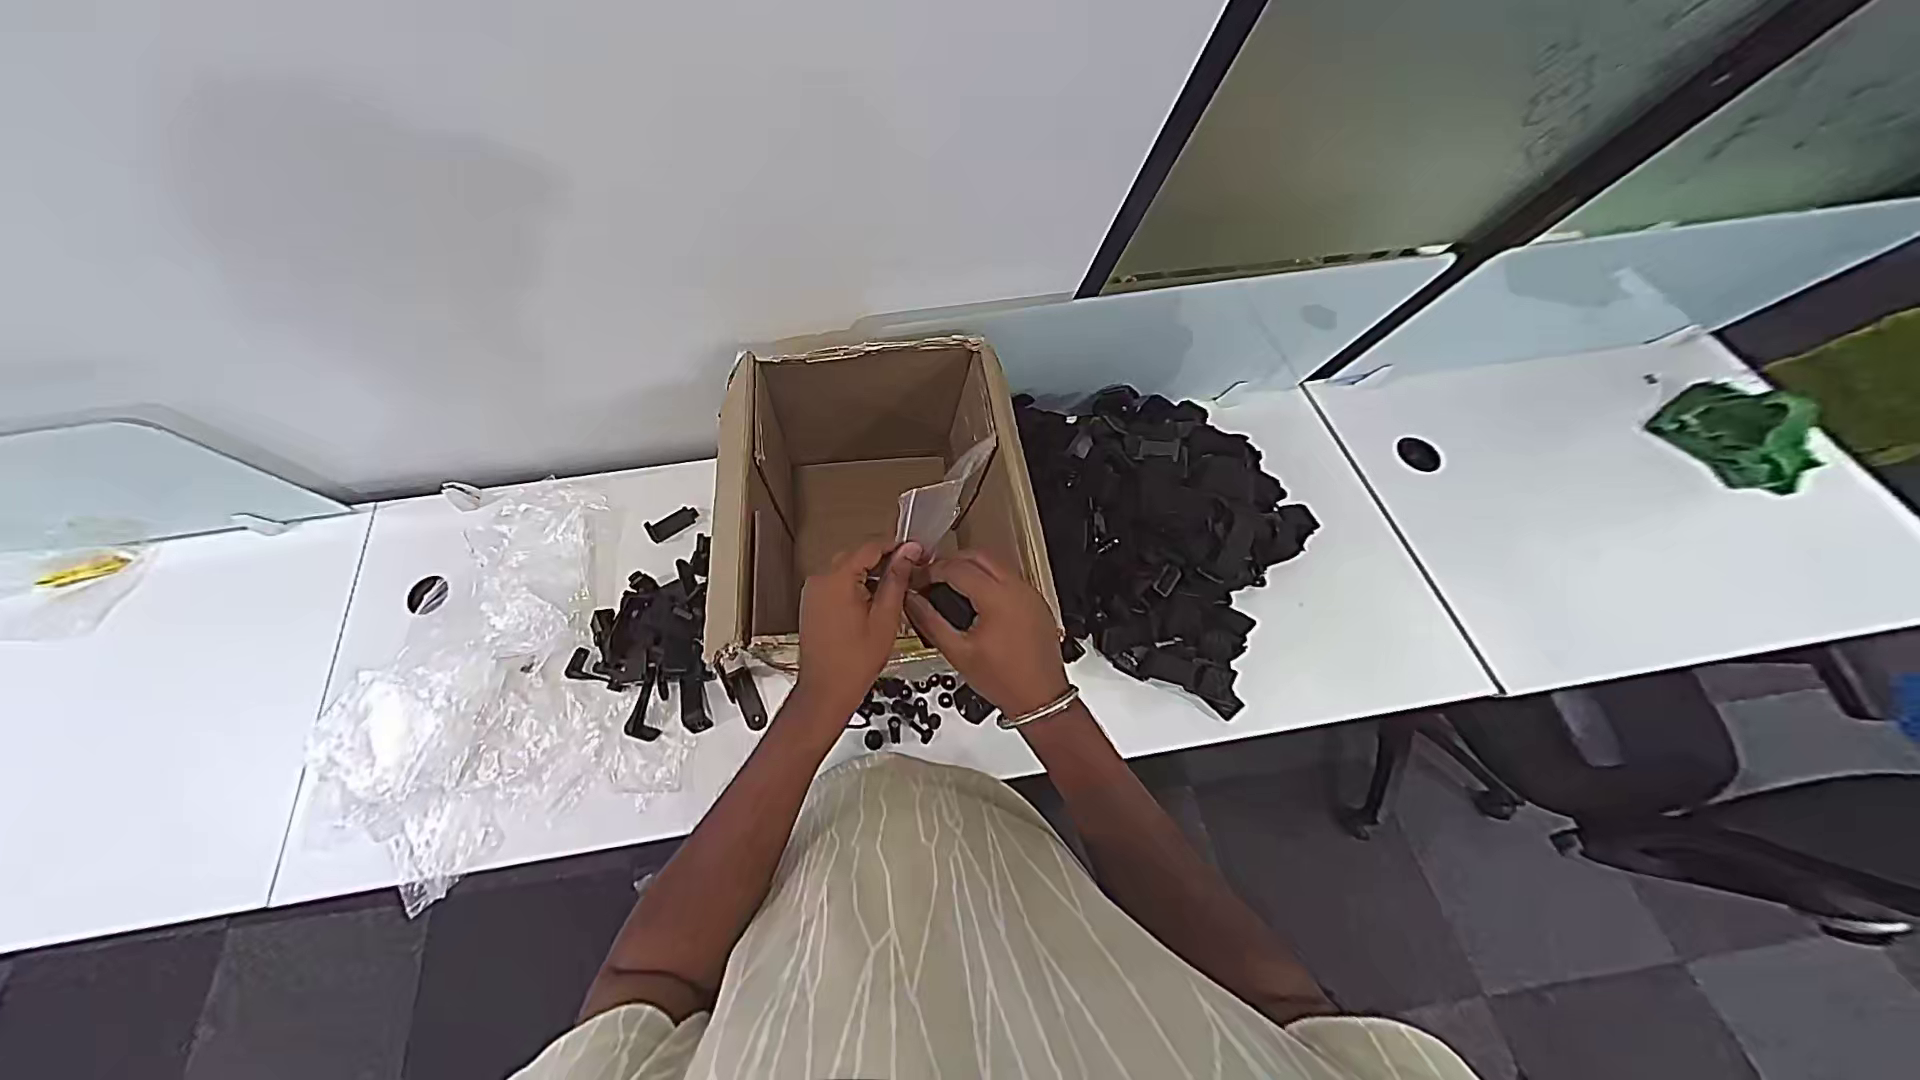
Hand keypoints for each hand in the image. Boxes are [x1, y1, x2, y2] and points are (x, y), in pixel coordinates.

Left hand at [793, 540, 923, 718]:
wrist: (827, 690)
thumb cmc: (852, 664)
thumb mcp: (885, 618)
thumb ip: (897, 580)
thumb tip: (907, 554)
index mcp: (837, 581)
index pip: (871, 547)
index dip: (897, 547)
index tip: (914, 551)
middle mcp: (820, 582)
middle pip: (858, 556)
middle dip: (885, 560)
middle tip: (910, 569)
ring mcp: (813, 593)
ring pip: (847, 569)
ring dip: (871, 574)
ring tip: (894, 590)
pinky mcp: (812, 603)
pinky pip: (837, 583)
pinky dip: (856, 586)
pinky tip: (874, 602)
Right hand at [904, 549, 1069, 716]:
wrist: (1040, 698)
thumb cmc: (1006, 681)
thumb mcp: (958, 652)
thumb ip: (930, 621)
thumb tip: (913, 602)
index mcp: (998, 599)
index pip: (958, 568)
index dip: (932, 570)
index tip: (919, 579)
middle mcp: (1017, 590)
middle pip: (978, 555)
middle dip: (951, 561)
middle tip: (932, 576)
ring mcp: (1029, 594)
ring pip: (996, 563)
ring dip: (971, 567)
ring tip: (951, 585)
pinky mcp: (1036, 602)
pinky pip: (1009, 578)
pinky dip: (989, 579)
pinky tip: (976, 598)